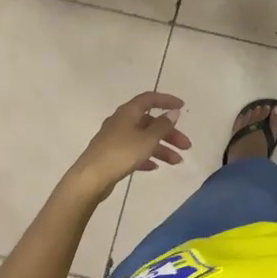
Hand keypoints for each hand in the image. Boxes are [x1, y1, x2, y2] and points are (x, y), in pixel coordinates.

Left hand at [59, 92, 192, 203]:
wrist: (90, 178)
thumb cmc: (121, 153)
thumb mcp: (147, 139)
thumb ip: (162, 126)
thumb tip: (173, 112)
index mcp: (128, 112)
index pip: (150, 99)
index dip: (166, 101)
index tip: (182, 107)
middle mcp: (121, 122)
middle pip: (150, 122)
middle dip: (169, 133)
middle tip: (186, 146)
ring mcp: (115, 139)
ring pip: (143, 139)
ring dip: (161, 148)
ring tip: (176, 162)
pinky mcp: (111, 155)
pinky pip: (133, 152)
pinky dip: (146, 157)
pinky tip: (154, 167)